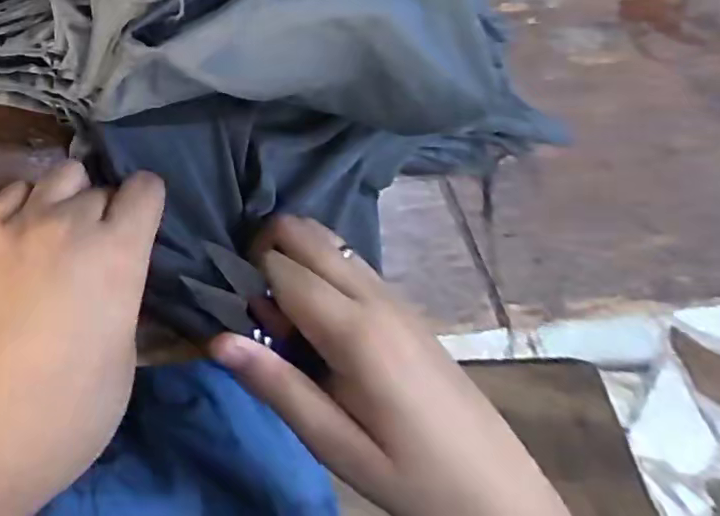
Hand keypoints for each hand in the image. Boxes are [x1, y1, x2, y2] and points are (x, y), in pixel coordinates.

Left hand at [0, 162, 165, 511]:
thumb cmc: (72, 406)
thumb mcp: (124, 354)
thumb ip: (125, 295)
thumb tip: (118, 275)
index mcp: (118, 252)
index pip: (145, 189)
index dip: (148, 202)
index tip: (144, 223)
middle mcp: (72, 223)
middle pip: (101, 185)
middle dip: (108, 207)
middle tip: (102, 245)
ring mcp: (25, 222)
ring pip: (59, 173)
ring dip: (70, 194)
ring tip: (65, 228)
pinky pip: (16, 190)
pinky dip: (29, 200)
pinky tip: (29, 229)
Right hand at [208, 216, 570, 515]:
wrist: (505, 499)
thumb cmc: (415, 479)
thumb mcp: (339, 448)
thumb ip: (276, 386)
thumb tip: (214, 339)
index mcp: (354, 329)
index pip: (278, 264)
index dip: (248, 281)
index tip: (248, 321)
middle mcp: (372, 295)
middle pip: (300, 230)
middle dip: (263, 248)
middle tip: (258, 307)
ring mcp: (392, 294)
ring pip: (323, 236)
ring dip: (290, 254)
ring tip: (287, 313)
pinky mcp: (402, 304)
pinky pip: (345, 258)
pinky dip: (316, 264)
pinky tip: (319, 318)